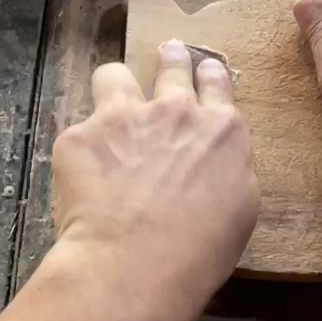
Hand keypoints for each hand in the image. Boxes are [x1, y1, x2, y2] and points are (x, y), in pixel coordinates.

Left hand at [50, 41, 257, 309]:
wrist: (137, 265)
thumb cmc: (201, 251)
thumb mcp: (241, 209)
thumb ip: (230, 169)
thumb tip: (216, 161)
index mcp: (221, 130)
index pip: (217, 84)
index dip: (209, 75)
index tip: (203, 71)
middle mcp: (175, 111)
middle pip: (172, 66)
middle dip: (172, 58)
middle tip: (168, 55)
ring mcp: (124, 117)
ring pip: (115, 76)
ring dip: (117, 88)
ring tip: (112, 108)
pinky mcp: (80, 136)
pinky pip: (80, 132)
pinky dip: (83, 153)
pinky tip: (84, 184)